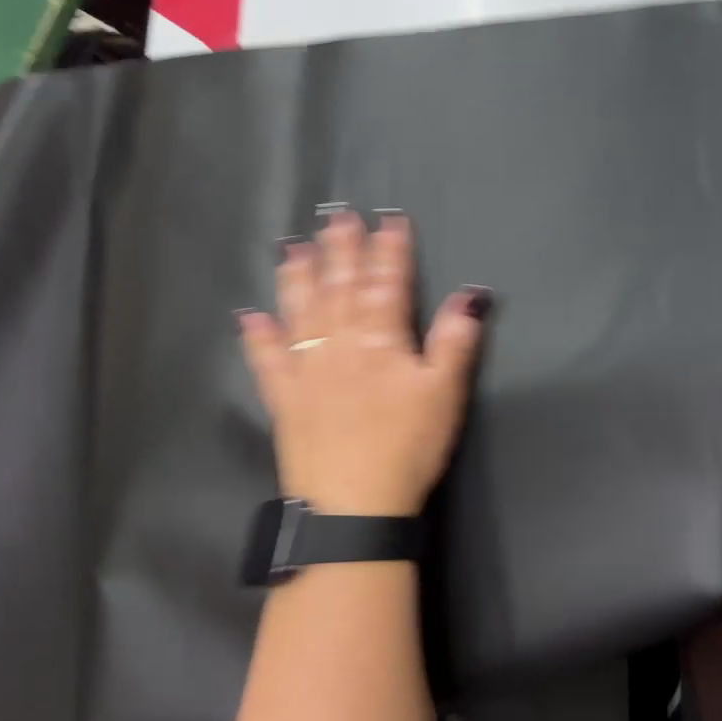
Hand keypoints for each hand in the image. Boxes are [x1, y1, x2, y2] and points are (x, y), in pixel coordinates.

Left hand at [238, 209, 490, 516]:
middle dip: (343, 251)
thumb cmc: (409, 443)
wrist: (353, 503)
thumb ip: (454, 340)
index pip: (389, 285)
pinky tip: (252, 315)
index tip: (389, 219)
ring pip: (302, 313)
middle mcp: (340, 346)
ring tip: (295, 248)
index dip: (390, 251)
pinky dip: (259, 336)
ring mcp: (307, 371)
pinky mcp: (285, 400)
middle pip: (342, 289)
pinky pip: (267, 360)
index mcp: (383, 341)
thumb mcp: (446, 391)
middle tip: (337, 217)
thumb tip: (470, 294)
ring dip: (299, 278)